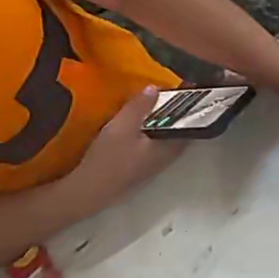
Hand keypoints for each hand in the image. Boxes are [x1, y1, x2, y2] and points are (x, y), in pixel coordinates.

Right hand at [68, 87, 185, 201]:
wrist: (89, 190)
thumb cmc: (110, 157)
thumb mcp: (123, 126)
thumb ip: (140, 106)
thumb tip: (155, 87)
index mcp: (170, 147)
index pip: (189, 124)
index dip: (189, 108)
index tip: (186, 91)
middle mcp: (167, 157)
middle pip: (177, 131)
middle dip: (175, 114)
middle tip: (169, 95)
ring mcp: (154, 165)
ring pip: (164, 139)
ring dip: (161, 124)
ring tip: (153, 105)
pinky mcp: (140, 169)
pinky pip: (152, 145)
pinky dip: (150, 133)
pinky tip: (138, 125)